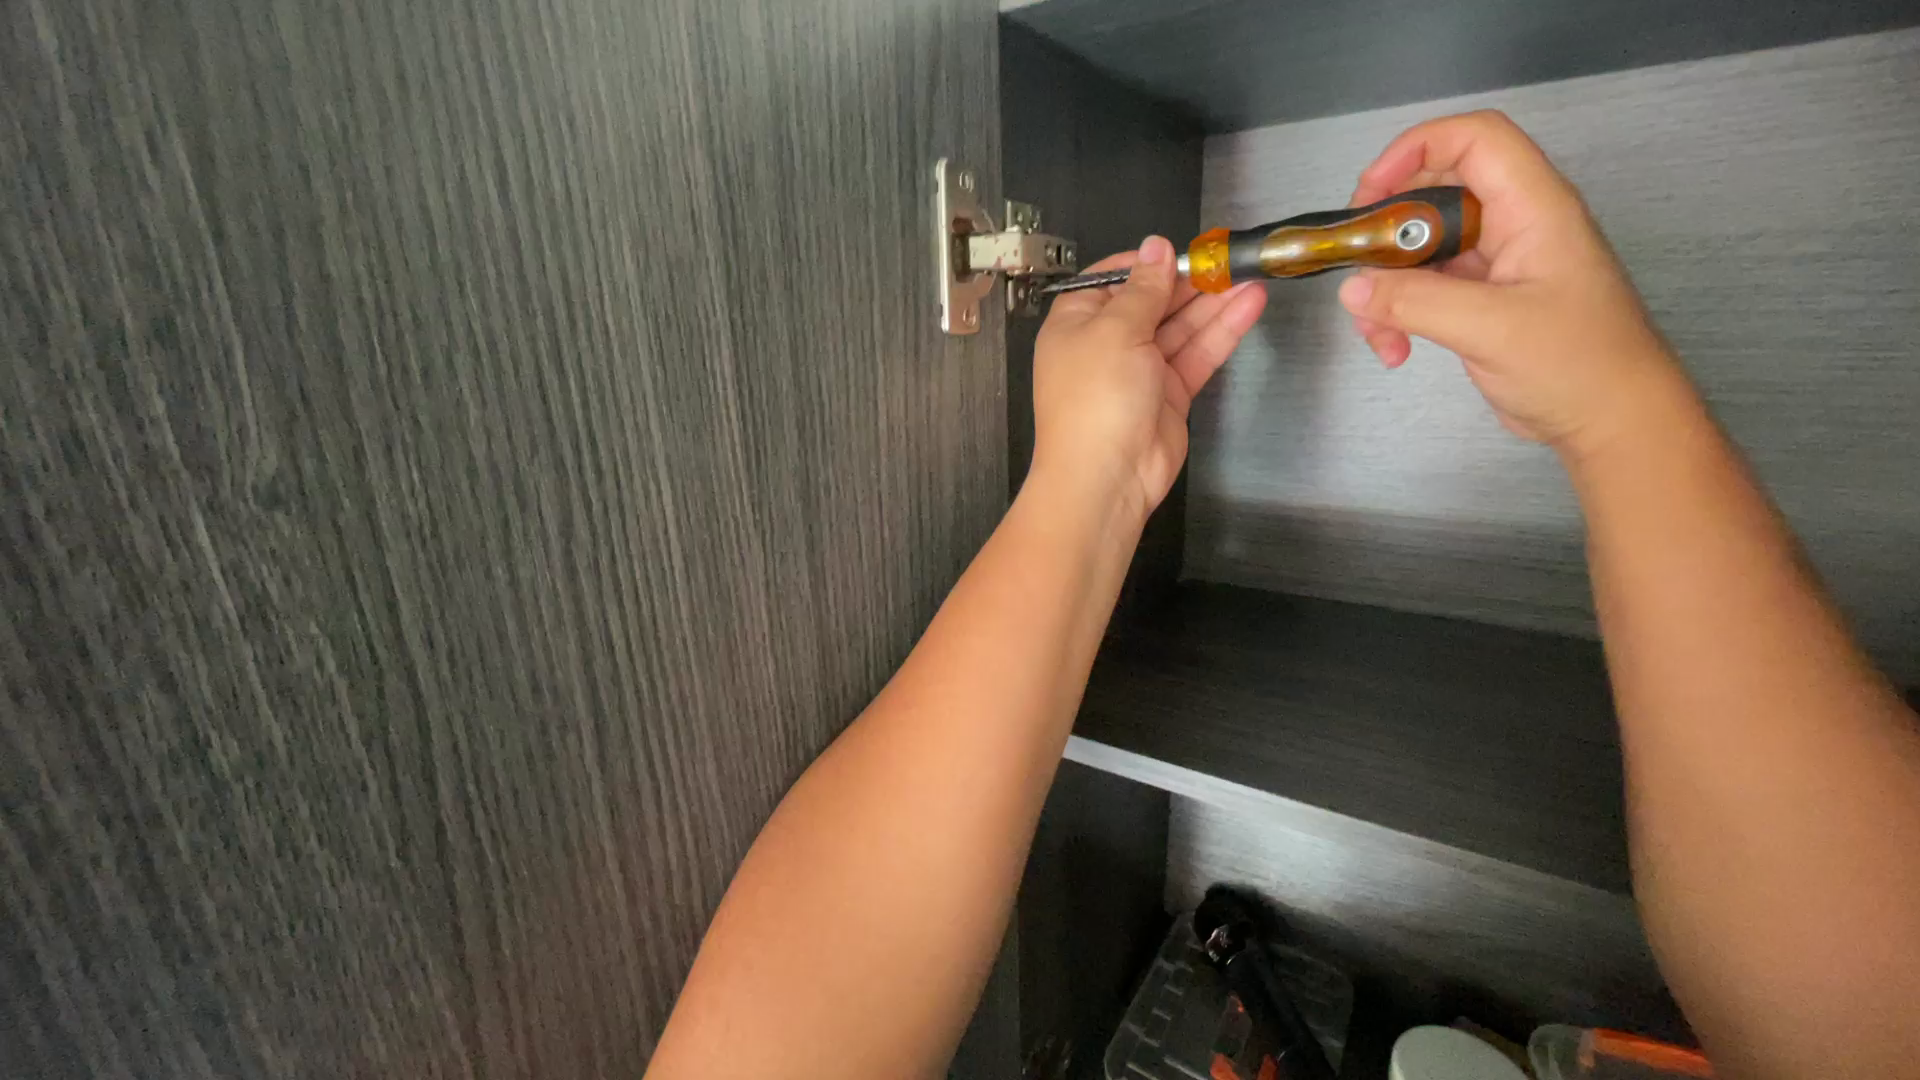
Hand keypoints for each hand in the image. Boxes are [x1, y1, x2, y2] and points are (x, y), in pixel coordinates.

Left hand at [1031, 236, 1266, 520]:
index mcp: (1075, 323)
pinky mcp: (1168, 395)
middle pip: (1151, 302)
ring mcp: (1139, 371)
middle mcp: (1105, 344)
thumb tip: (1155, 246)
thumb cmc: (1096, 398)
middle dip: (1187, 281)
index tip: (1179, 251)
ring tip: (1250, 272)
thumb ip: (1143, 288)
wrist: (1106, 477)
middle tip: (1228, 256)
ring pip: (1179, 327)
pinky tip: (1249, 304)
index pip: (1110, 281)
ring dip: (1213, 301)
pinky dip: (1221, 331)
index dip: (1145, 264)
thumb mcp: (1115, 330)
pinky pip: (1195, 355)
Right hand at [1337, 110, 1688, 458]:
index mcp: (1532, 208)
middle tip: (1353, 262)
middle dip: (1384, 231)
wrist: (1608, 417)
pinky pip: (1421, 291)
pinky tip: (1394, 351)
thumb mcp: (1490, 328)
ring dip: (1384, 288)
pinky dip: (1397, 316)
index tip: (1367, 193)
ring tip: (1375, 333)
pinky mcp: (1477, 301)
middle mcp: (1510, 226)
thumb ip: (1415, 303)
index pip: (1475, 140)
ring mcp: (1493, 265)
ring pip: (1418, 251)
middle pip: (1433, 195)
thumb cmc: (1574, 362)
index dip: (1416, 148)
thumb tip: (1351, 289)